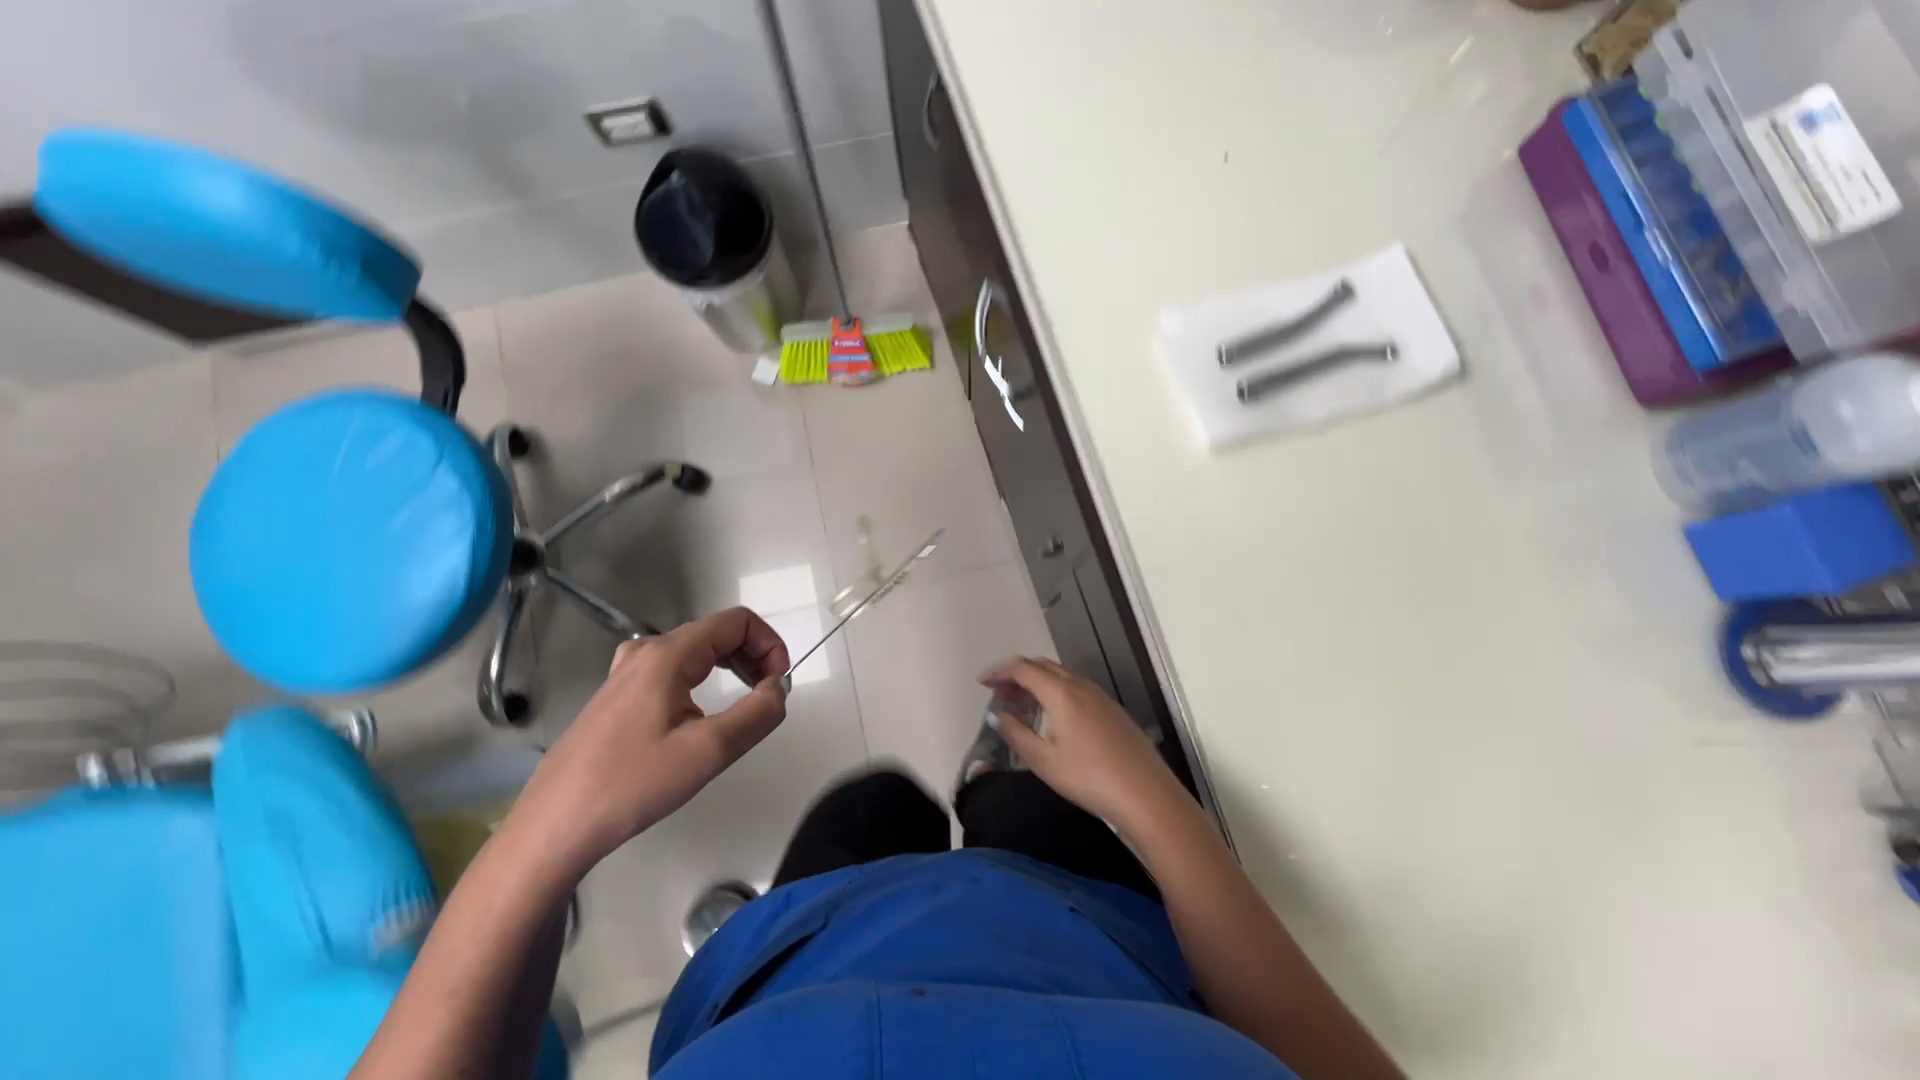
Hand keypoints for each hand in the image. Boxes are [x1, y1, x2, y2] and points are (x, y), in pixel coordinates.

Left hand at [511, 608, 790, 873]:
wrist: (556, 823)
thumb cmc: (633, 784)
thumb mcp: (709, 752)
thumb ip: (757, 714)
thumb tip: (778, 689)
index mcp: (668, 655)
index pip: (736, 622)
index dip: (770, 645)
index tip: (780, 685)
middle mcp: (644, 653)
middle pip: (716, 634)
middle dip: (754, 657)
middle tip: (769, 698)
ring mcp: (625, 675)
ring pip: (694, 654)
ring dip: (730, 670)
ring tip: (742, 709)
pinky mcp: (616, 699)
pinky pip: (672, 674)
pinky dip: (702, 683)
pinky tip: (701, 721)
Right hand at [980, 656, 1188, 834]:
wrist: (1145, 793)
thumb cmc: (1088, 777)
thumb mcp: (1043, 760)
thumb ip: (1016, 733)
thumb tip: (998, 714)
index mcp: (1060, 692)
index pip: (1023, 669)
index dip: (999, 672)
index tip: (982, 683)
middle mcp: (1081, 685)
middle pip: (1043, 666)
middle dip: (1017, 675)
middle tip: (999, 694)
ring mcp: (1100, 695)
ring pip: (1061, 675)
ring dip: (1037, 683)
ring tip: (1021, 706)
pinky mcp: (1112, 709)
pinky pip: (1076, 687)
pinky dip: (1056, 692)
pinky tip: (1052, 716)